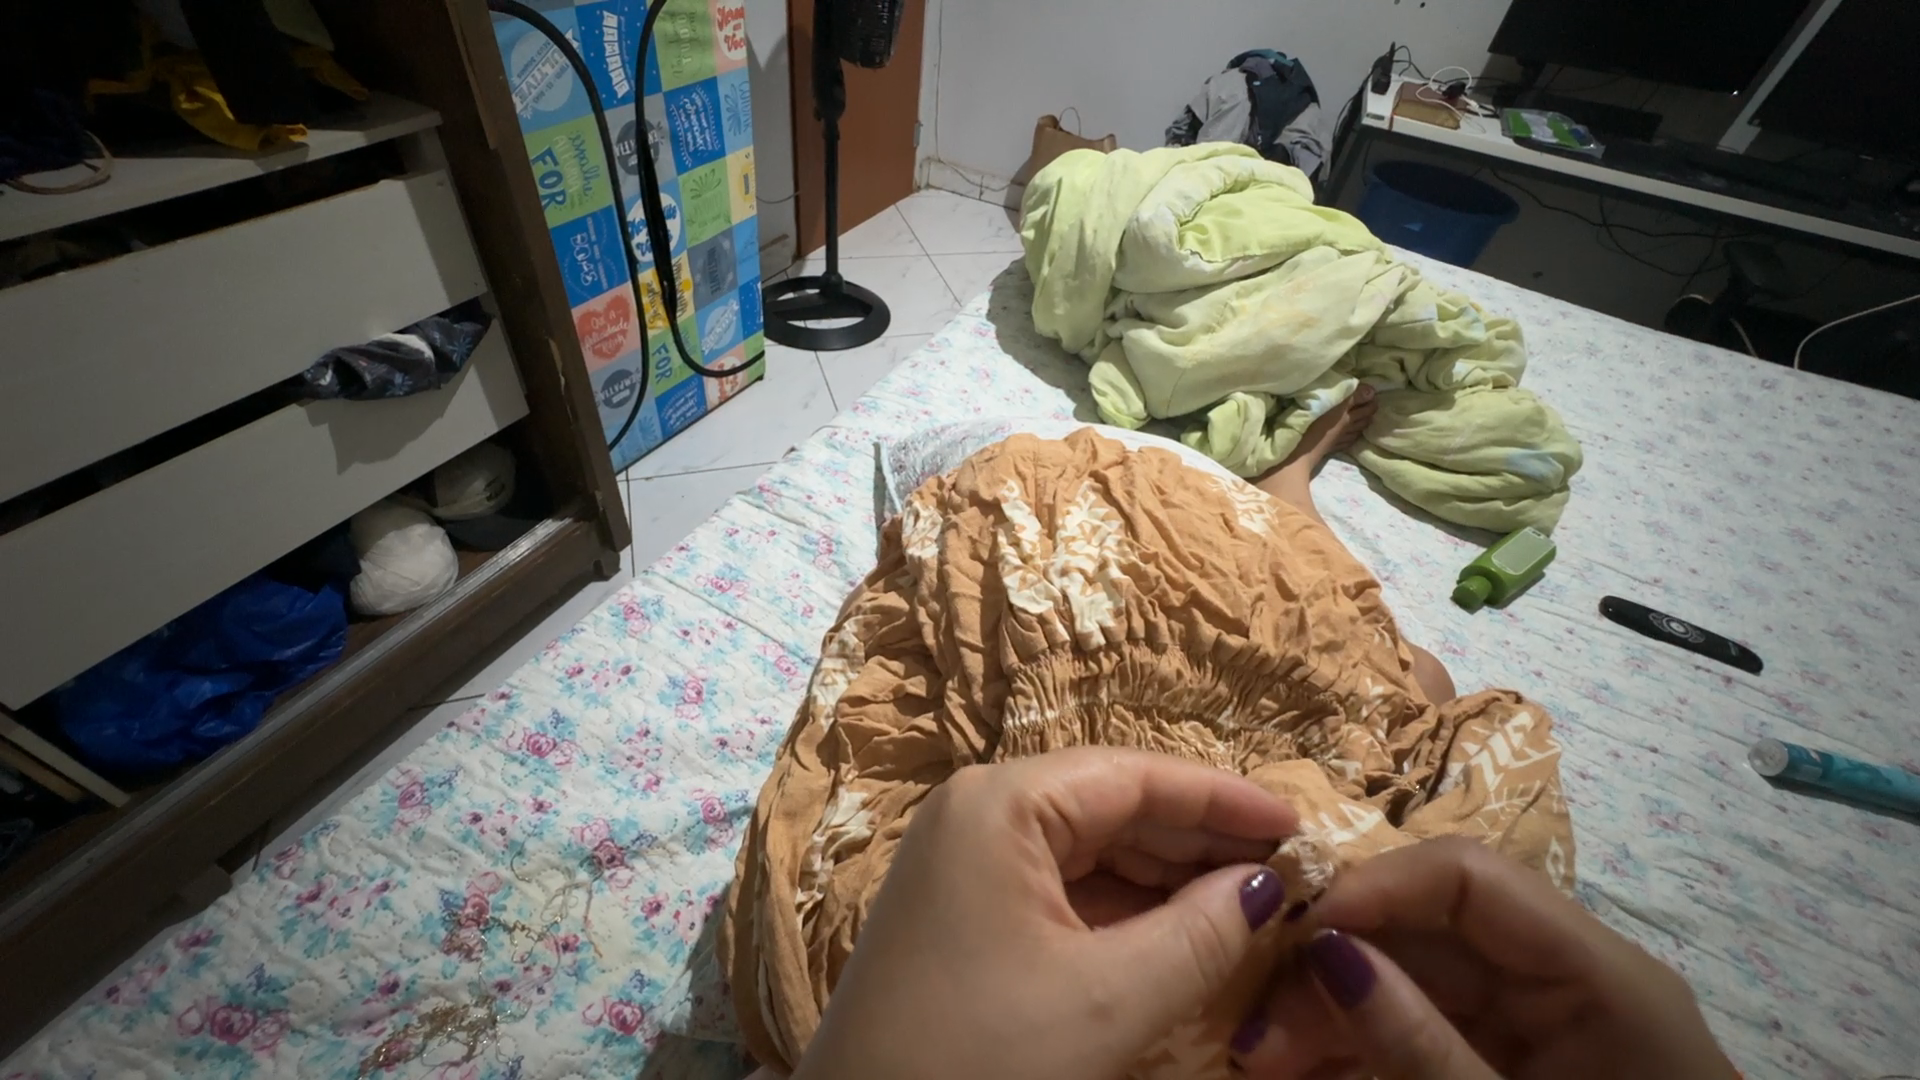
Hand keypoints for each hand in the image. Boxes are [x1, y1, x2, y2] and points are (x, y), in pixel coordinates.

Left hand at [790, 747, 1299, 1079]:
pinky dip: (1119, 902)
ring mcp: (967, 850)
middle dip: (1195, 836)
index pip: (1130, 775)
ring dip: (1162, 871)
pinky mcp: (965, 896)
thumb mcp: (1106, 1001)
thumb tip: (1264, 887)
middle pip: (1108, 803)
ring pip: (1086, 843)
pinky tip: (1177, 922)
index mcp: (1002, 800)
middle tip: (1282, 867)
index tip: (1294, 820)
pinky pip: (1059, 880)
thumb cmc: (981, 1059)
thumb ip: (1199, 934)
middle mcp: (980, 807)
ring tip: (1245, 895)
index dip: (1218, 795)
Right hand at [1232, 838, 1734, 1079]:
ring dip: (1323, 1010)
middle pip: (1415, 929)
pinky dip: (1350, 1042)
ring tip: (1260, 1056)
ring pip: (1397, 976)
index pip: (1466, 875)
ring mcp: (1522, 1016)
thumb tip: (1324, 949)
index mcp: (1597, 974)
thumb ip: (1422, 1048)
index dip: (1374, 885)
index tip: (1296, 931)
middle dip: (1327, 968)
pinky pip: (1406, 1023)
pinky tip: (1295, 1065)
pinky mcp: (1495, 1052)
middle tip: (1256, 1028)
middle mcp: (1554, 974)